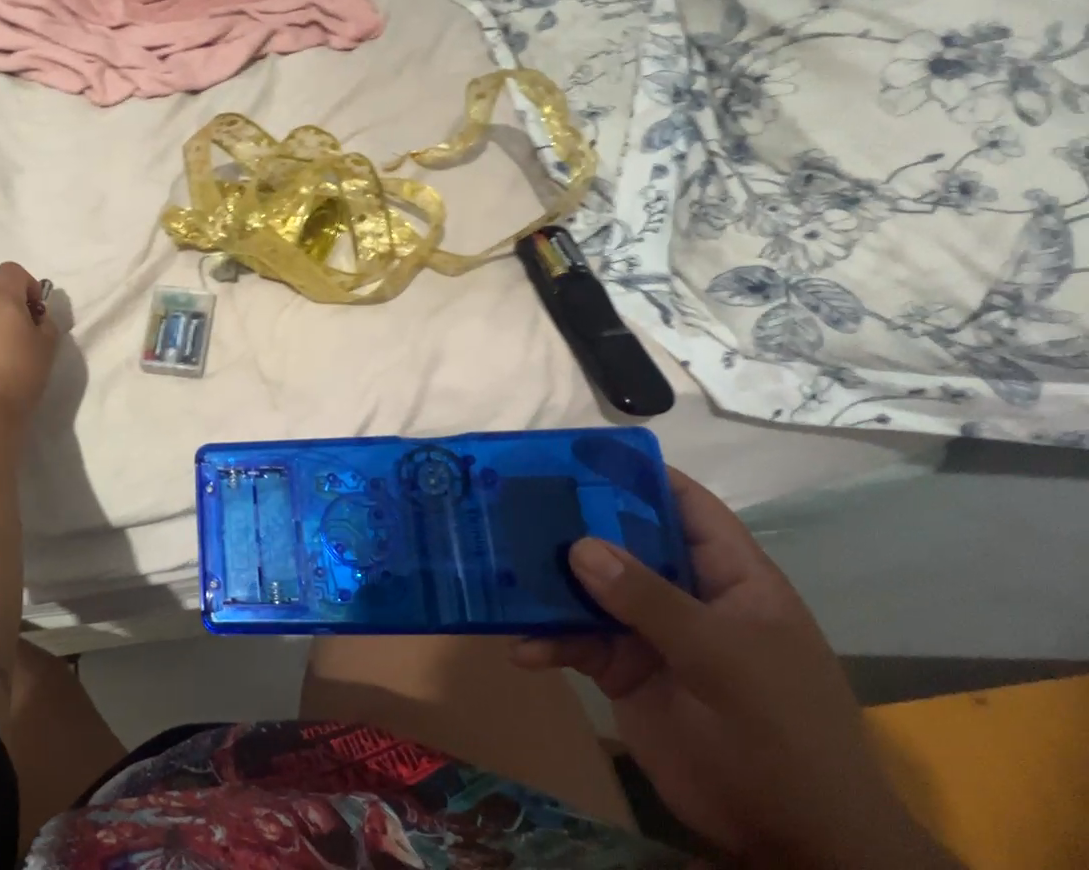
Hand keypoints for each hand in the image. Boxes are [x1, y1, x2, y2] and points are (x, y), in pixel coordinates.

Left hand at [0, 262, 57, 422]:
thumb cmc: (22, 372)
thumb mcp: (48, 344)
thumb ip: (45, 322)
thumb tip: (35, 317)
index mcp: (1, 296)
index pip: (12, 270)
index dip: (29, 284)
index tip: (37, 309)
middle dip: (10, 295)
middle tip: (25, 322)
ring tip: (10, 342)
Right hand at [513, 469, 953, 868]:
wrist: (789, 834)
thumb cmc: (779, 731)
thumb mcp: (721, 658)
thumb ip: (650, 601)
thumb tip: (579, 545)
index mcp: (731, 579)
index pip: (688, 508)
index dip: (641, 478)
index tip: (579, 457)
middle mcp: (688, 597)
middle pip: (625, 544)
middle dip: (574, 528)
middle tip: (512, 507)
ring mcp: (653, 636)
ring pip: (590, 593)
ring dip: (548, 588)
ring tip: (500, 575)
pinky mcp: (624, 673)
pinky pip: (576, 643)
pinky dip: (547, 643)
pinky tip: (522, 651)